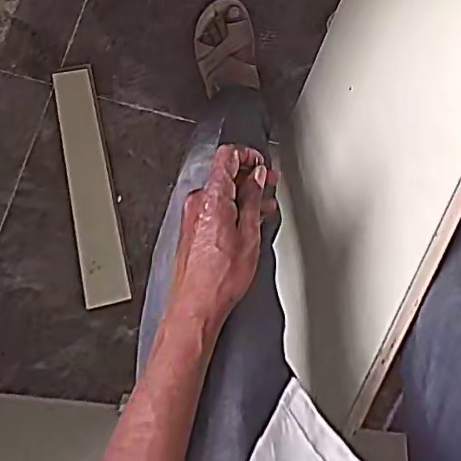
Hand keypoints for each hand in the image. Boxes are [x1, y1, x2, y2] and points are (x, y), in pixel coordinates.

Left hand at [168, 144, 275, 328]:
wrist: (195, 307)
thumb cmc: (219, 278)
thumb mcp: (249, 235)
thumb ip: (253, 199)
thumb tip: (257, 178)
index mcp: (212, 196)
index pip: (227, 155)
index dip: (248, 154)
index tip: (262, 163)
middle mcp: (197, 200)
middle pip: (224, 172)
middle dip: (249, 175)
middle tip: (268, 183)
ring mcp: (192, 214)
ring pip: (220, 191)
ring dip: (242, 193)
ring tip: (263, 207)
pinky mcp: (191, 227)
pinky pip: (213, 205)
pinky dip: (231, 206)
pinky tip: (246, 221)